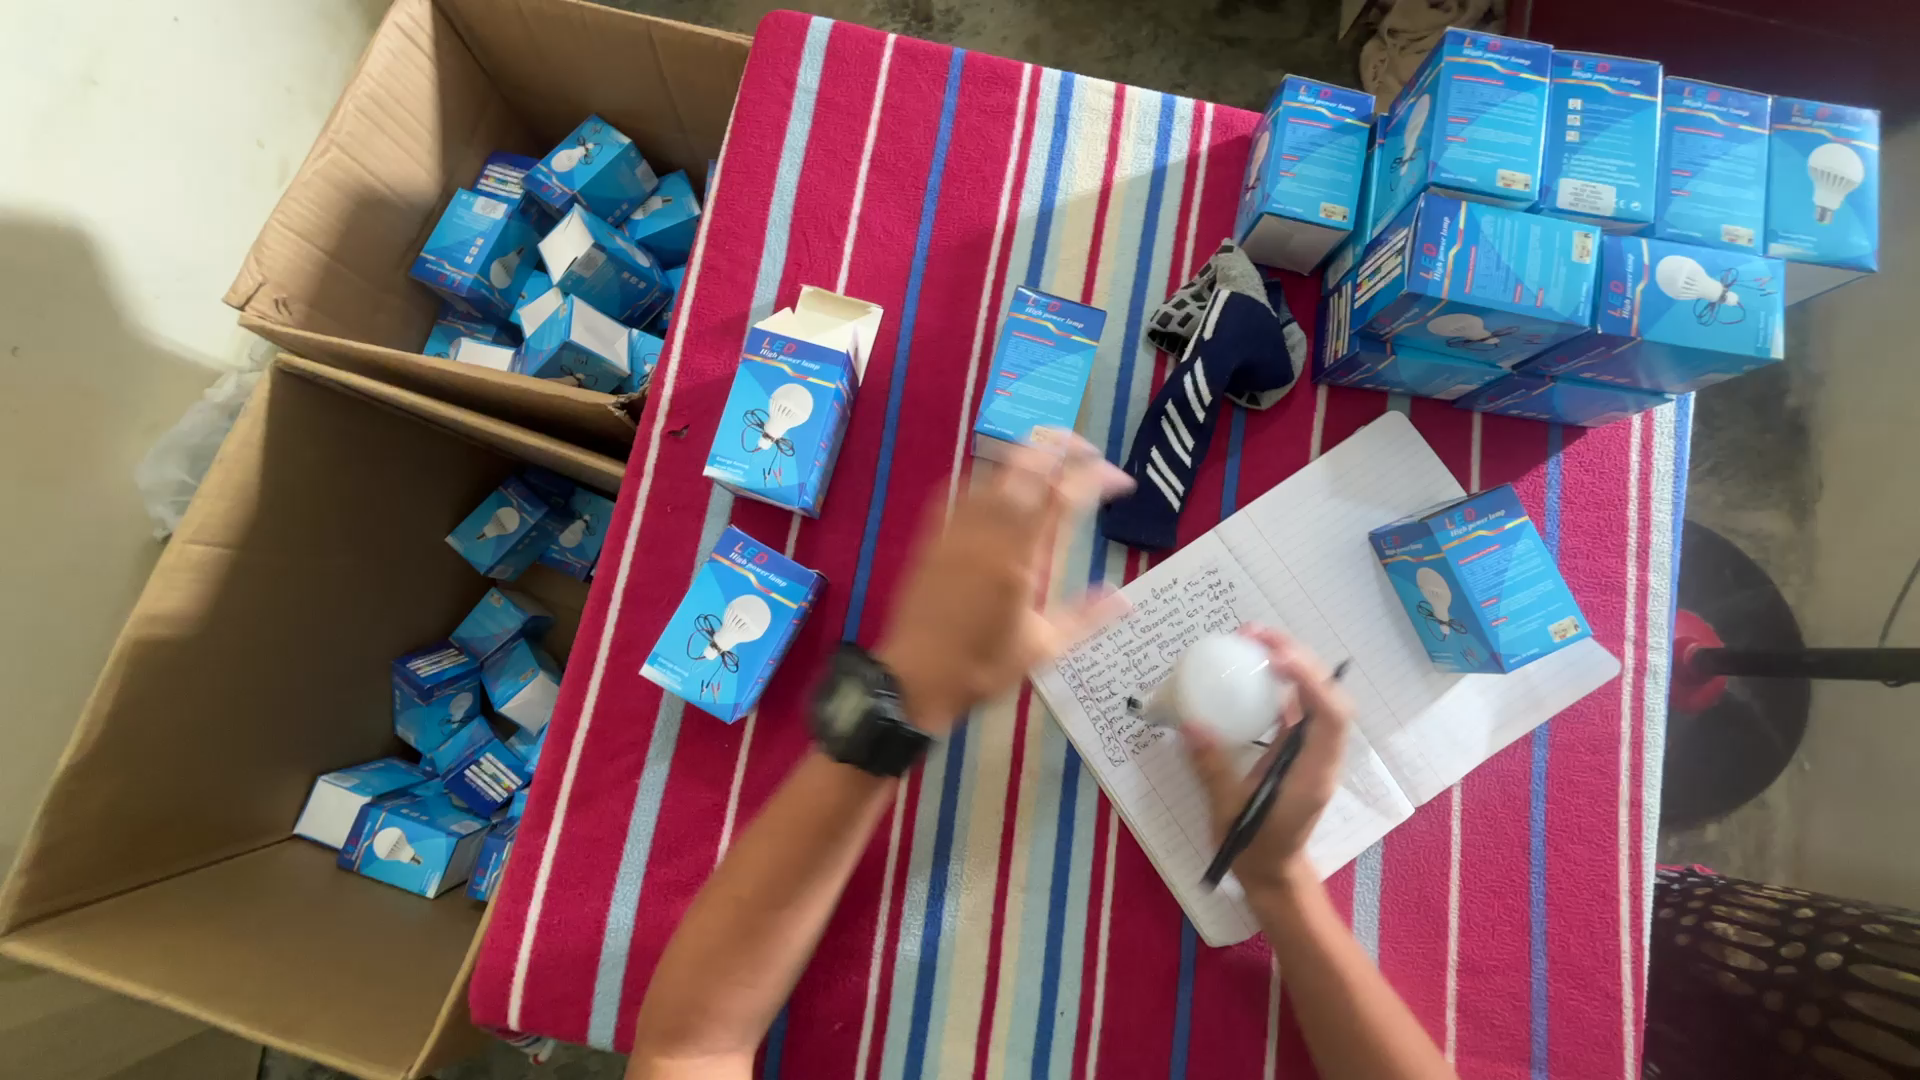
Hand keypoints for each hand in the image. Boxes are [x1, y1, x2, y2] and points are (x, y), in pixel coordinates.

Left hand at [876, 431, 1133, 733]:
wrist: (913, 677)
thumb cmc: (979, 668)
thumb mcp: (1041, 649)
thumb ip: (1085, 617)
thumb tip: (1124, 599)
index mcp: (1020, 560)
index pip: (1064, 498)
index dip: (1096, 478)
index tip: (1119, 480)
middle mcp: (988, 534)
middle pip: (1027, 466)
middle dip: (1063, 449)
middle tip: (1087, 454)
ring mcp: (957, 529)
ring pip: (994, 470)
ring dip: (1028, 457)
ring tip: (1052, 460)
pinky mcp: (934, 534)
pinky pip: (962, 487)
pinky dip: (989, 476)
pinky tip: (1002, 484)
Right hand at [1182, 626, 1352, 894]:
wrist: (1271, 872)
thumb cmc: (1254, 847)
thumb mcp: (1228, 810)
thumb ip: (1212, 767)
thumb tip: (1191, 724)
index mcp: (1313, 772)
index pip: (1331, 715)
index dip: (1309, 679)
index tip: (1274, 657)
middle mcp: (1320, 755)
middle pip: (1327, 694)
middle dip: (1298, 657)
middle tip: (1254, 634)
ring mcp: (1310, 750)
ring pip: (1314, 695)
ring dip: (1290, 662)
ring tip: (1252, 640)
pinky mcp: (1296, 748)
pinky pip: (1296, 705)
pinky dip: (1279, 681)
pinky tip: (1251, 669)